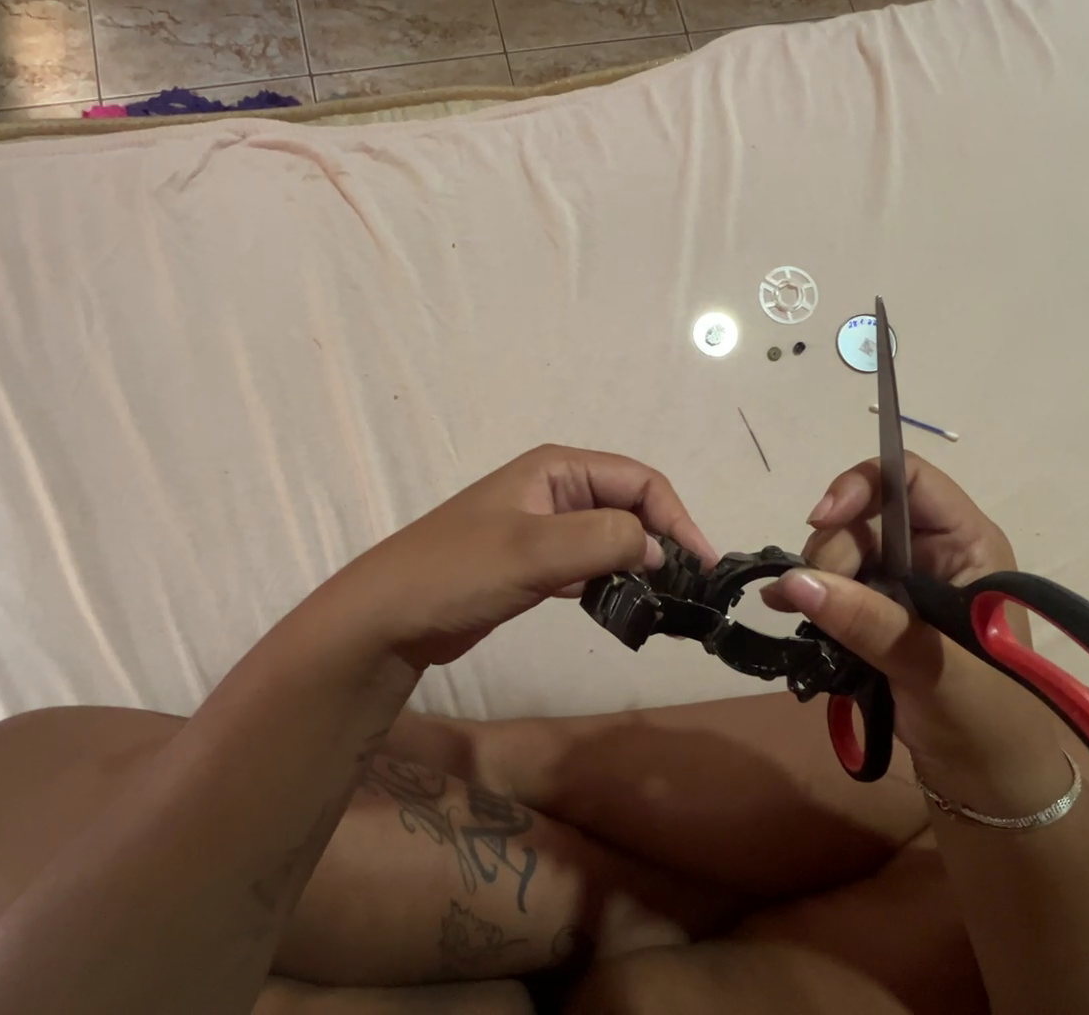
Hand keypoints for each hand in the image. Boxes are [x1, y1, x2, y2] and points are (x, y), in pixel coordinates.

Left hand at [322, 444, 715, 669]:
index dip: (676, 518)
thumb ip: (604, 539)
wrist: (388, 618)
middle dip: (661, 541)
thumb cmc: (457, 571)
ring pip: (610, 539)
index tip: (701, 565)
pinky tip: (621, 607)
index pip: (639, 481)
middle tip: (687, 588)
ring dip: (638, 565)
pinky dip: (610, 583)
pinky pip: (588, 566)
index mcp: (556, 469)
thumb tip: (657, 549)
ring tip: (663, 602)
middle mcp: (554, 491)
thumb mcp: (534, 549)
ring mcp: (542, 530)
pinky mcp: (533, 566)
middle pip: (629, 507)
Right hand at [763, 456, 1059, 788]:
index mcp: (967, 544)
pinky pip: (831, 582)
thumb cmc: (984, 719)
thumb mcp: (932, 668)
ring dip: (814, 574)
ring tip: (797, 612)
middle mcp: (933, 551)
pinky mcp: (876, 608)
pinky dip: (805, 592)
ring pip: (842, 547)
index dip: (861, 485)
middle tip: (815, 598)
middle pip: (864, 514)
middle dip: (833, 548)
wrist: (984, 777)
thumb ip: (869, 622)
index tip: (820, 520)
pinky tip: (783, 608)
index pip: (910, 480)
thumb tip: (795, 580)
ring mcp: (903, 580)